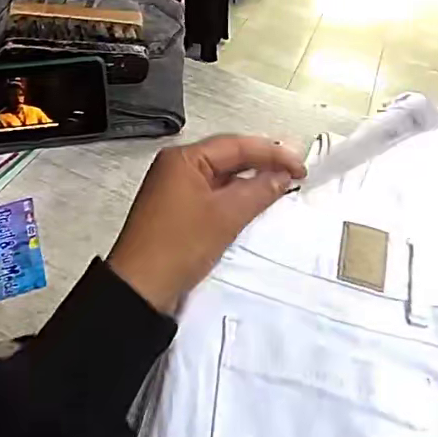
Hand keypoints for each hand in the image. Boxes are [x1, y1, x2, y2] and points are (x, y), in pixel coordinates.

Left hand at [105, 135, 305, 312]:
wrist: (140, 291)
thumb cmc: (172, 250)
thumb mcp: (226, 216)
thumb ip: (260, 190)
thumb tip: (281, 176)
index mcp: (183, 159)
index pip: (238, 145)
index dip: (273, 153)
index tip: (297, 165)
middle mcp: (177, 167)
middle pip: (230, 156)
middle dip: (263, 162)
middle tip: (293, 170)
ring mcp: (176, 188)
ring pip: (224, 174)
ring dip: (251, 179)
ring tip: (280, 184)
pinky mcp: (179, 208)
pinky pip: (215, 192)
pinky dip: (237, 195)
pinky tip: (254, 201)